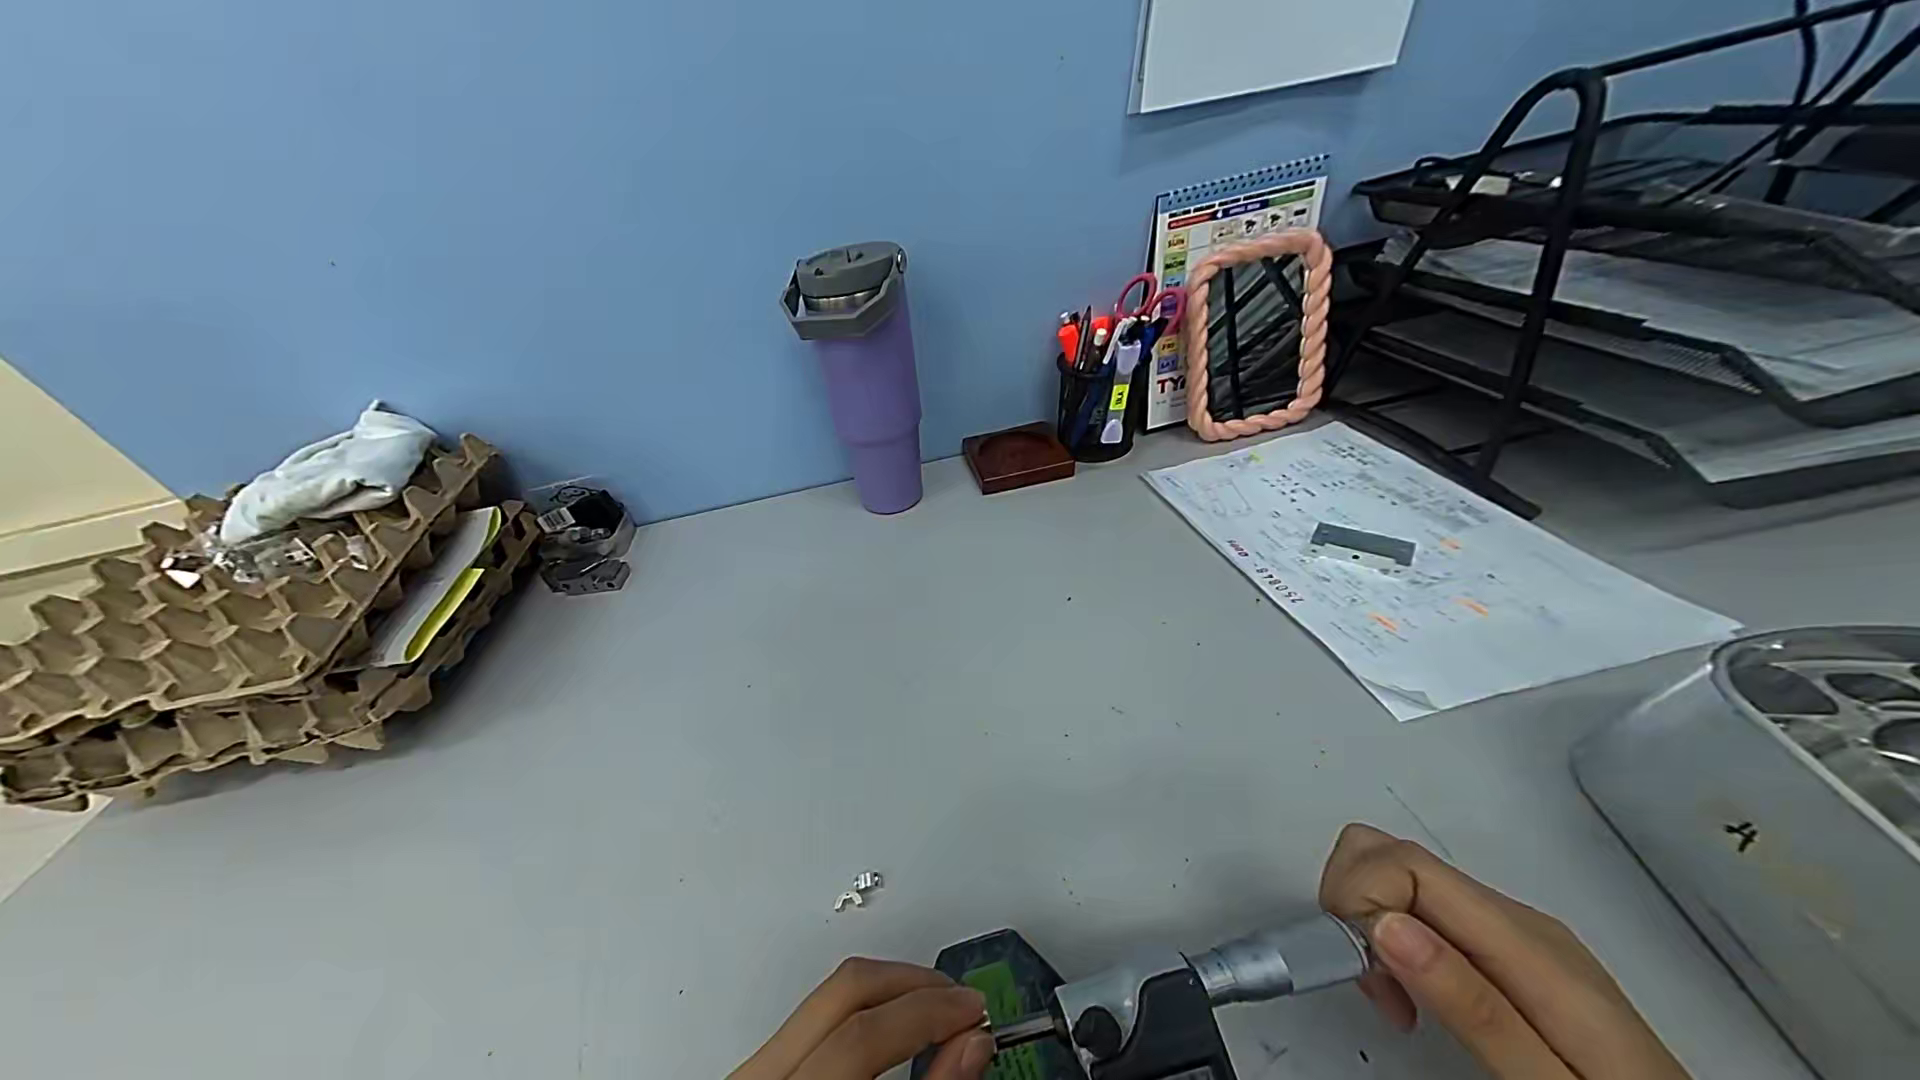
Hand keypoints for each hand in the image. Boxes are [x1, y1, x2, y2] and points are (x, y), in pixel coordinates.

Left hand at [729, 957, 994, 1079]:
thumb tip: (969, 1044)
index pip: (862, 1037)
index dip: (928, 1012)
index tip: (972, 1011)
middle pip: (847, 991)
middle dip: (916, 985)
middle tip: (960, 1001)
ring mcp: (753, 1071)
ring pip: (832, 992)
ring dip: (894, 989)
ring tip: (935, 1006)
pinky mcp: (758, 1068)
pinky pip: (819, 1011)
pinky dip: (867, 1007)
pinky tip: (894, 1020)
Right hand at [1319, 824, 1688, 1079]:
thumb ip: (1471, 1005)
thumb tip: (1385, 924)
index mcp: (1528, 945)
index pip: (1406, 862)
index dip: (1359, 899)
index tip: (1363, 970)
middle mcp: (1515, 918)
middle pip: (1391, 849)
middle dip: (1353, 901)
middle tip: (1373, 981)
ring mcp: (1508, 926)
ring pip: (1395, 870)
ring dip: (1366, 919)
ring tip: (1393, 996)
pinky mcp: (1498, 942)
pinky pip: (1416, 902)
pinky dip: (1386, 933)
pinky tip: (1412, 991)